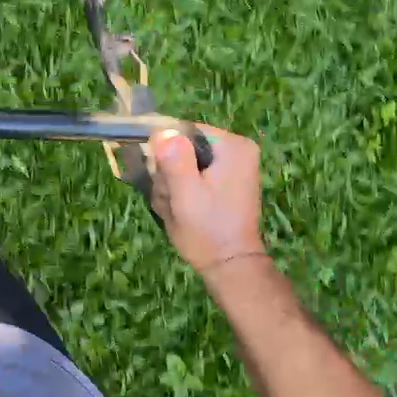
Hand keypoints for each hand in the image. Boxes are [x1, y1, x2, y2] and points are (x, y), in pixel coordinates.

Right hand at [149, 124, 265, 275]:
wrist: (229, 265)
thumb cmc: (207, 230)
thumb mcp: (186, 194)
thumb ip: (174, 160)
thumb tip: (161, 131)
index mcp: (232, 146)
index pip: (183, 131)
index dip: (164, 152)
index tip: (161, 177)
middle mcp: (236, 149)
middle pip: (182, 147)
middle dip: (168, 174)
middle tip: (172, 200)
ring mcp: (232, 166)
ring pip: (182, 163)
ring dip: (171, 186)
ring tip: (176, 209)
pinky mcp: (225, 181)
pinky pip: (191, 176)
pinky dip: (181, 193)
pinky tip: (181, 211)